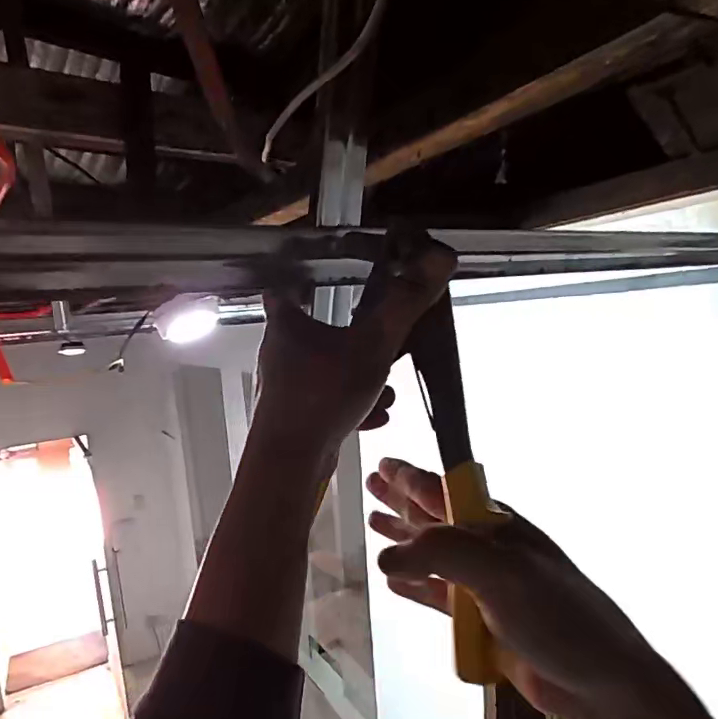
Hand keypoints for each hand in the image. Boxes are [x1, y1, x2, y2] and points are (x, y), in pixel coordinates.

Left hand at [251, 243, 455, 452]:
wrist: (291, 461)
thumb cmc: (322, 395)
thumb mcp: (373, 345)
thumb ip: (405, 303)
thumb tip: (438, 258)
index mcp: (286, 325)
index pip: (284, 289)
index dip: (301, 282)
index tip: (321, 281)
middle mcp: (279, 353)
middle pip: (315, 334)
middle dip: (353, 340)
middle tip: (379, 343)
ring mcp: (284, 387)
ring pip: (327, 371)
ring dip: (358, 376)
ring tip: (385, 389)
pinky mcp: (293, 416)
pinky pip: (327, 401)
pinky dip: (352, 404)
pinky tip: (376, 415)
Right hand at [367, 458, 667, 718]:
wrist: (599, 681)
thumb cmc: (558, 615)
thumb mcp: (504, 572)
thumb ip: (445, 554)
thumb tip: (386, 557)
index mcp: (495, 526)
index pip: (443, 492)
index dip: (411, 478)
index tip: (382, 464)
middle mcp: (488, 550)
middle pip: (433, 520)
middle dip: (402, 503)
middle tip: (371, 488)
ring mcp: (484, 586)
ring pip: (431, 558)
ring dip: (404, 542)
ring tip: (375, 526)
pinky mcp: (481, 622)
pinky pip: (437, 595)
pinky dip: (415, 586)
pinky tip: (394, 583)